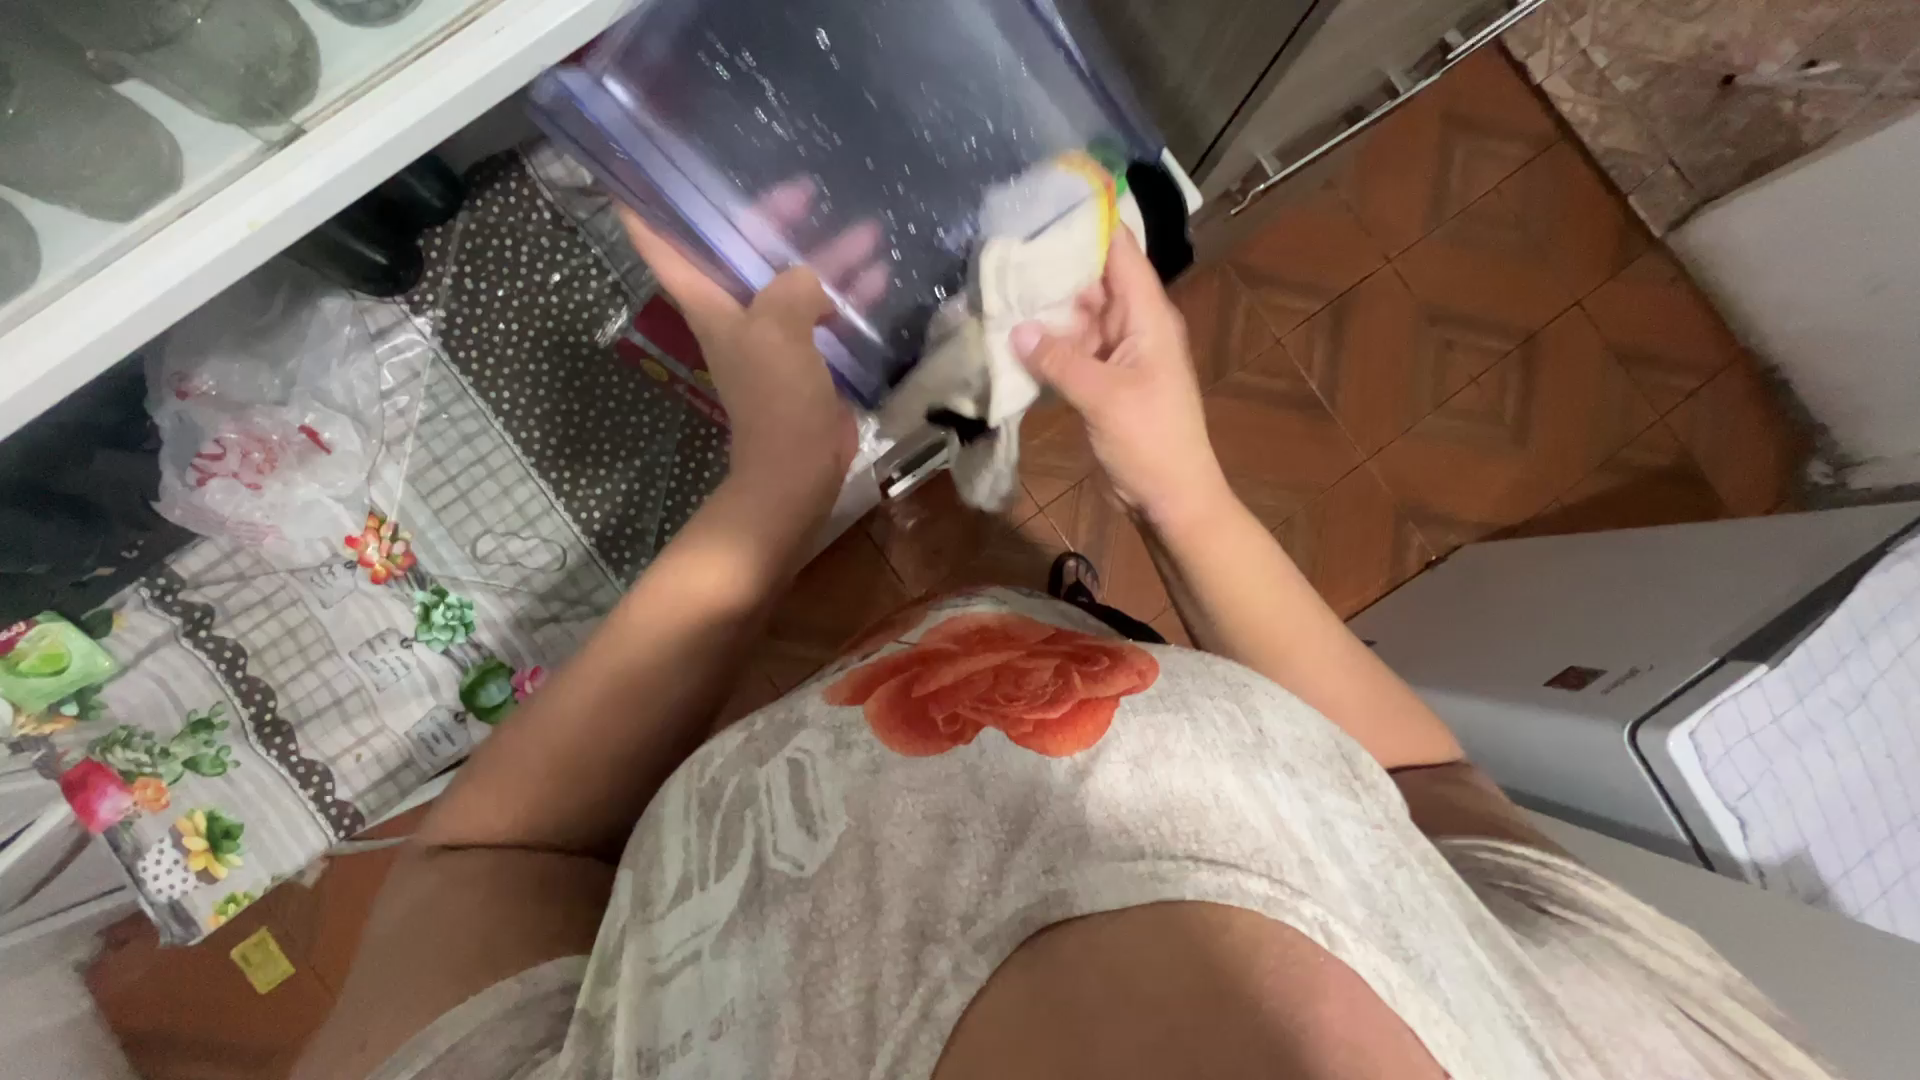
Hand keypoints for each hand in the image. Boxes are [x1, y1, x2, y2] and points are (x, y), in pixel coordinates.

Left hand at [618, 204, 857, 493]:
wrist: (799, 465)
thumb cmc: (777, 398)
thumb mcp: (778, 329)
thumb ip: (793, 286)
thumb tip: (813, 278)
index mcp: (709, 302)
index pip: (661, 245)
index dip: (645, 206)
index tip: (638, 169)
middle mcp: (737, 313)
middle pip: (743, 252)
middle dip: (768, 218)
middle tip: (801, 186)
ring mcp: (774, 335)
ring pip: (795, 280)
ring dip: (825, 254)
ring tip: (864, 226)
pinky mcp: (808, 355)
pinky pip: (827, 312)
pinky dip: (849, 294)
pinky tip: (878, 273)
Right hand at [1011, 233, 1228, 527]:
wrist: (1170, 496)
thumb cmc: (1150, 440)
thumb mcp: (1104, 396)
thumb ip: (1058, 360)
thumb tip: (1014, 330)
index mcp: (1147, 316)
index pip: (1120, 252)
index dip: (1089, 224)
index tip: (1044, 204)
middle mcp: (1134, 327)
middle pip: (1092, 283)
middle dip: (1053, 270)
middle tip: (1001, 254)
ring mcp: (1118, 356)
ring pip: (1078, 320)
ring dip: (1045, 313)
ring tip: (997, 293)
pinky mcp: (1103, 383)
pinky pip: (1072, 353)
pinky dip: (1048, 348)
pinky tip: (1012, 341)